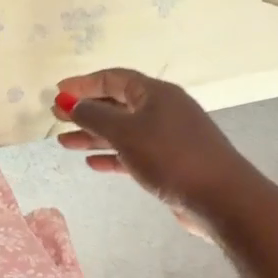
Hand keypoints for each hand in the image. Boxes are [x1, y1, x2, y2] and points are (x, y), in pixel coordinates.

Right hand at [54, 68, 260, 234]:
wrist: (221, 198)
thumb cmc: (169, 156)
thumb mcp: (125, 132)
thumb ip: (94, 115)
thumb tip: (72, 104)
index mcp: (155, 94)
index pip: (113, 79)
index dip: (83, 84)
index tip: (57, 92)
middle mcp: (162, 110)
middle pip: (117, 104)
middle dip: (86, 110)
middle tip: (57, 117)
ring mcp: (168, 137)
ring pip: (122, 130)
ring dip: (93, 135)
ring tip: (64, 143)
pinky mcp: (170, 162)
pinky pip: (133, 152)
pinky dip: (112, 155)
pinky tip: (92, 163)